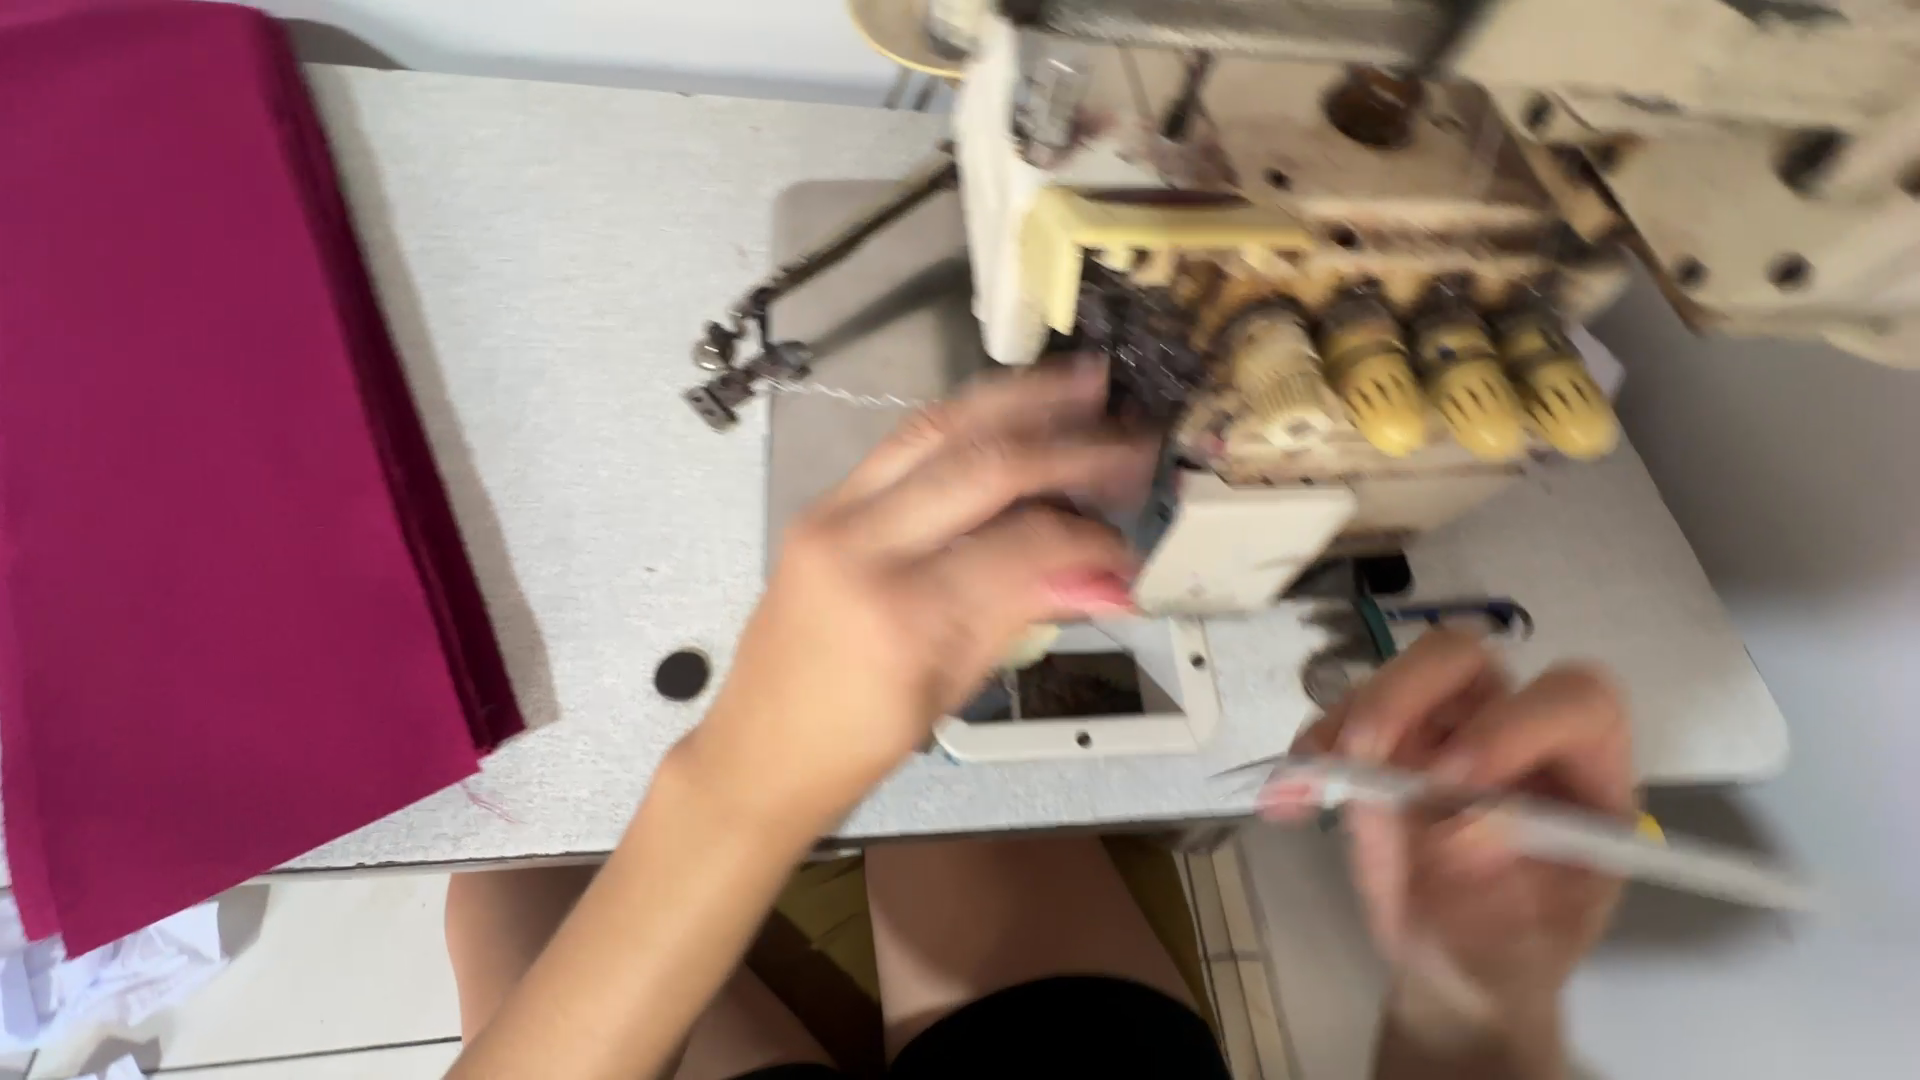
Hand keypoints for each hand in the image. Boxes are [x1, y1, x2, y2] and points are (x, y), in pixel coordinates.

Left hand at [686, 360, 1154, 826]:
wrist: (759, 748)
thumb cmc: (858, 742)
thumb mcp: (954, 688)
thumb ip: (1026, 612)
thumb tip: (1108, 576)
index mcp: (903, 615)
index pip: (1022, 546)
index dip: (1089, 541)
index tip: (1125, 548)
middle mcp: (861, 546)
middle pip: (982, 466)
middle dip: (1067, 445)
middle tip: (1127, 436)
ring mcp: (831, 514)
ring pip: (937, 430)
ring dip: (1015, 401)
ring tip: (1080, 383)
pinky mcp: (821, 504)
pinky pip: (903, 445)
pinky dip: (966, 421)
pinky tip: (1009, 413)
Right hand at [1266, 629, 1633, 1033]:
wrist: (1451, 956)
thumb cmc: (1508, 950)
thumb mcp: (1523, 941)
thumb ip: (1502, 892)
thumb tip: (1462, 825)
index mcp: (1576, 770)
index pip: (1573, 700)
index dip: (1512, 725)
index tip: (1453, 784)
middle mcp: (1504, 728)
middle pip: (1461, 657)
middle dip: (1401, 695)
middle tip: (1361, 749)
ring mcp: (1434, 726)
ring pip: (1385, 679)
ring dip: (1338, 726)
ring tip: (1309, 789)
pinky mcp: (1379, 739)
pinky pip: (1333, 720)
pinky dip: (1306, 754)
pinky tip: (1291, 798)